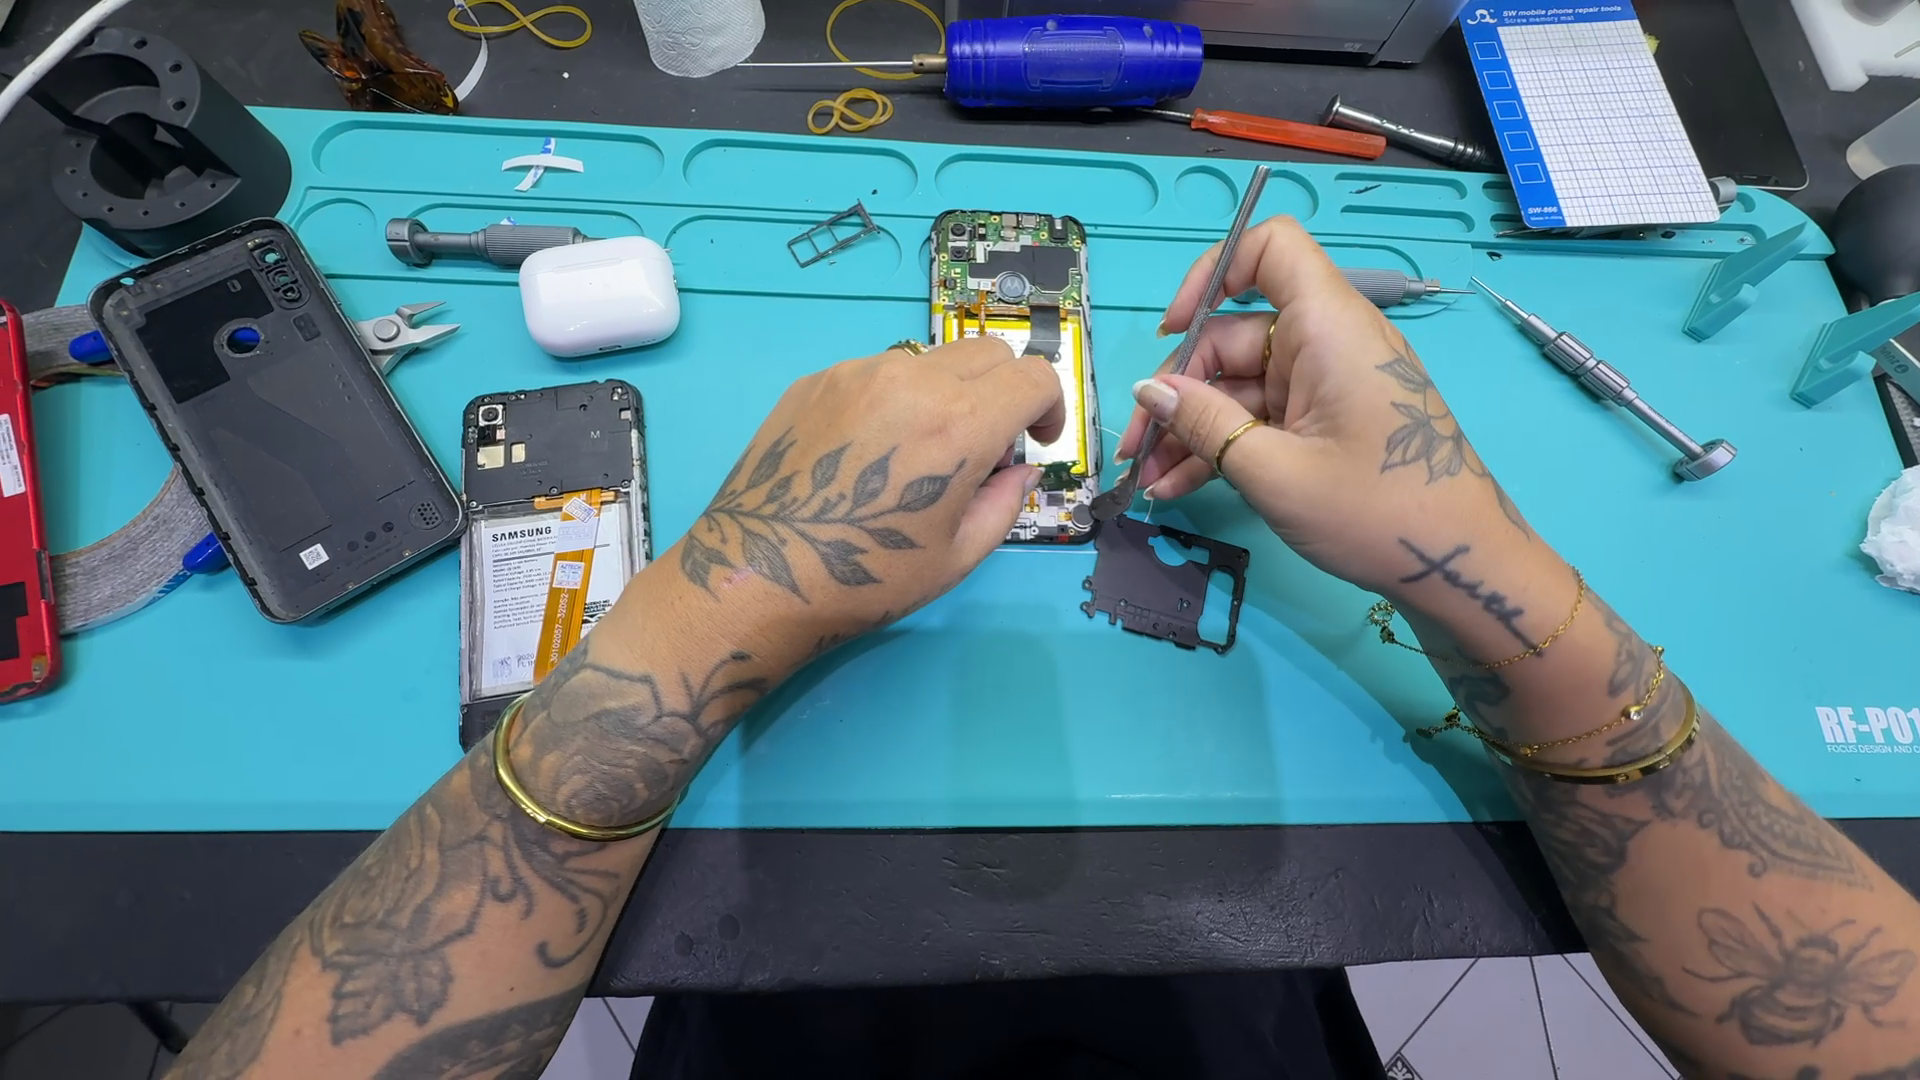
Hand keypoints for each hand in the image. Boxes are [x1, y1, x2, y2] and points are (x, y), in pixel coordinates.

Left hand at [670, 337, 1062, 657]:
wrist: (757, 575)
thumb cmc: (867, 579)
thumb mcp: (958, 557)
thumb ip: (1005, 502)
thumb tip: (1020, 467)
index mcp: (958, 426)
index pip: (1034, 376)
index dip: (1050, 406)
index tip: (1035, 440)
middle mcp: (911, 380)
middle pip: (990, 353)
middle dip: (1006, 393)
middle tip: (983, 449)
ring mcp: (857, 372)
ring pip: (933, 359)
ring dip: (950, 392)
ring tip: (917, 452)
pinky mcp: (816, 378)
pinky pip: (880, 370)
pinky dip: (898, 397)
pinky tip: (867, 451)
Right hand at [1114, 217, 1533, 595]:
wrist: (1456, 567)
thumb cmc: (1374, 511)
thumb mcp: (1272, 471)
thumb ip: (1202, 424)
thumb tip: (1145, 392)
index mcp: (1327, 328)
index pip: (1270, 250)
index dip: (1213, 274)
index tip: (1173, 332)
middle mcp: (1322, 344)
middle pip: (1230, 339)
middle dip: (1175, 394)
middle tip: (1134, 451)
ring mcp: (1319, 387)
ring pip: (1232, 390)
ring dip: (1185, 433)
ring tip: (1145, 481)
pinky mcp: (1318, 423)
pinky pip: (1253, 422)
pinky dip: (1215, 450)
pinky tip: (1174, 486)